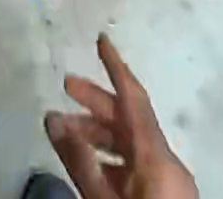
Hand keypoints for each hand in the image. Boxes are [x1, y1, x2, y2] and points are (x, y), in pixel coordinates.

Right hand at [45, 34, 199, 198]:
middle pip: (130, 120)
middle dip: (96, 102)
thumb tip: (52, 116)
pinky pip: (136, 166)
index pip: (134, 98)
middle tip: (64, 88)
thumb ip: (78, 159)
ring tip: (66, 133)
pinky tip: (86, 165)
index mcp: (158, 158)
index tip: (100, 38)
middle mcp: (168, 165)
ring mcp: (170, 186)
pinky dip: (110, 158)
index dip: (116, 66)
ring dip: (99, 134)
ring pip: (132, 144)